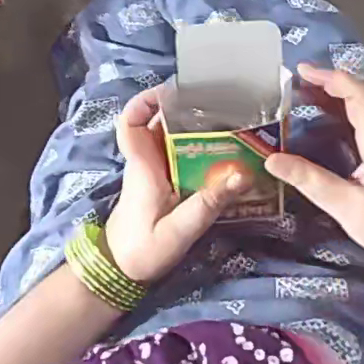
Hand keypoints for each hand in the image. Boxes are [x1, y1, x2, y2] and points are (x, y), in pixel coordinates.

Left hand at [105, 85, 244, 283]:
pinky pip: (179, 155)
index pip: (130, 122)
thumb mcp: (178, 231)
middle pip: (158, 122)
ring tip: (230, 123)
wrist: (120, 271)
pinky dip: (198, 149)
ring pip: (170, 138)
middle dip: (185, 109)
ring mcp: (154, 172)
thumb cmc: (141, 251)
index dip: (144, 101)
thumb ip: (208, 204)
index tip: (174, 92)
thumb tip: (242, 175)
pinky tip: (224, 153)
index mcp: (143, 167)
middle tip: (221, 105)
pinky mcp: (162, 183)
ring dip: (194, 128)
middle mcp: (146, 162)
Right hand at [264, 65, 363, 274]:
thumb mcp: (346, 207)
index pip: (359, 98)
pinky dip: (341, 112)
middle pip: (361, 97)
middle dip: (329, 82)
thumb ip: (310, 181)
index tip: (302, 72)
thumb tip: (272, 159)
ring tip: (302, 93)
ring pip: (363, 108)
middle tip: (295, 79)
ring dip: (335, 95)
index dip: (332, 79)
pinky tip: (322, 118)